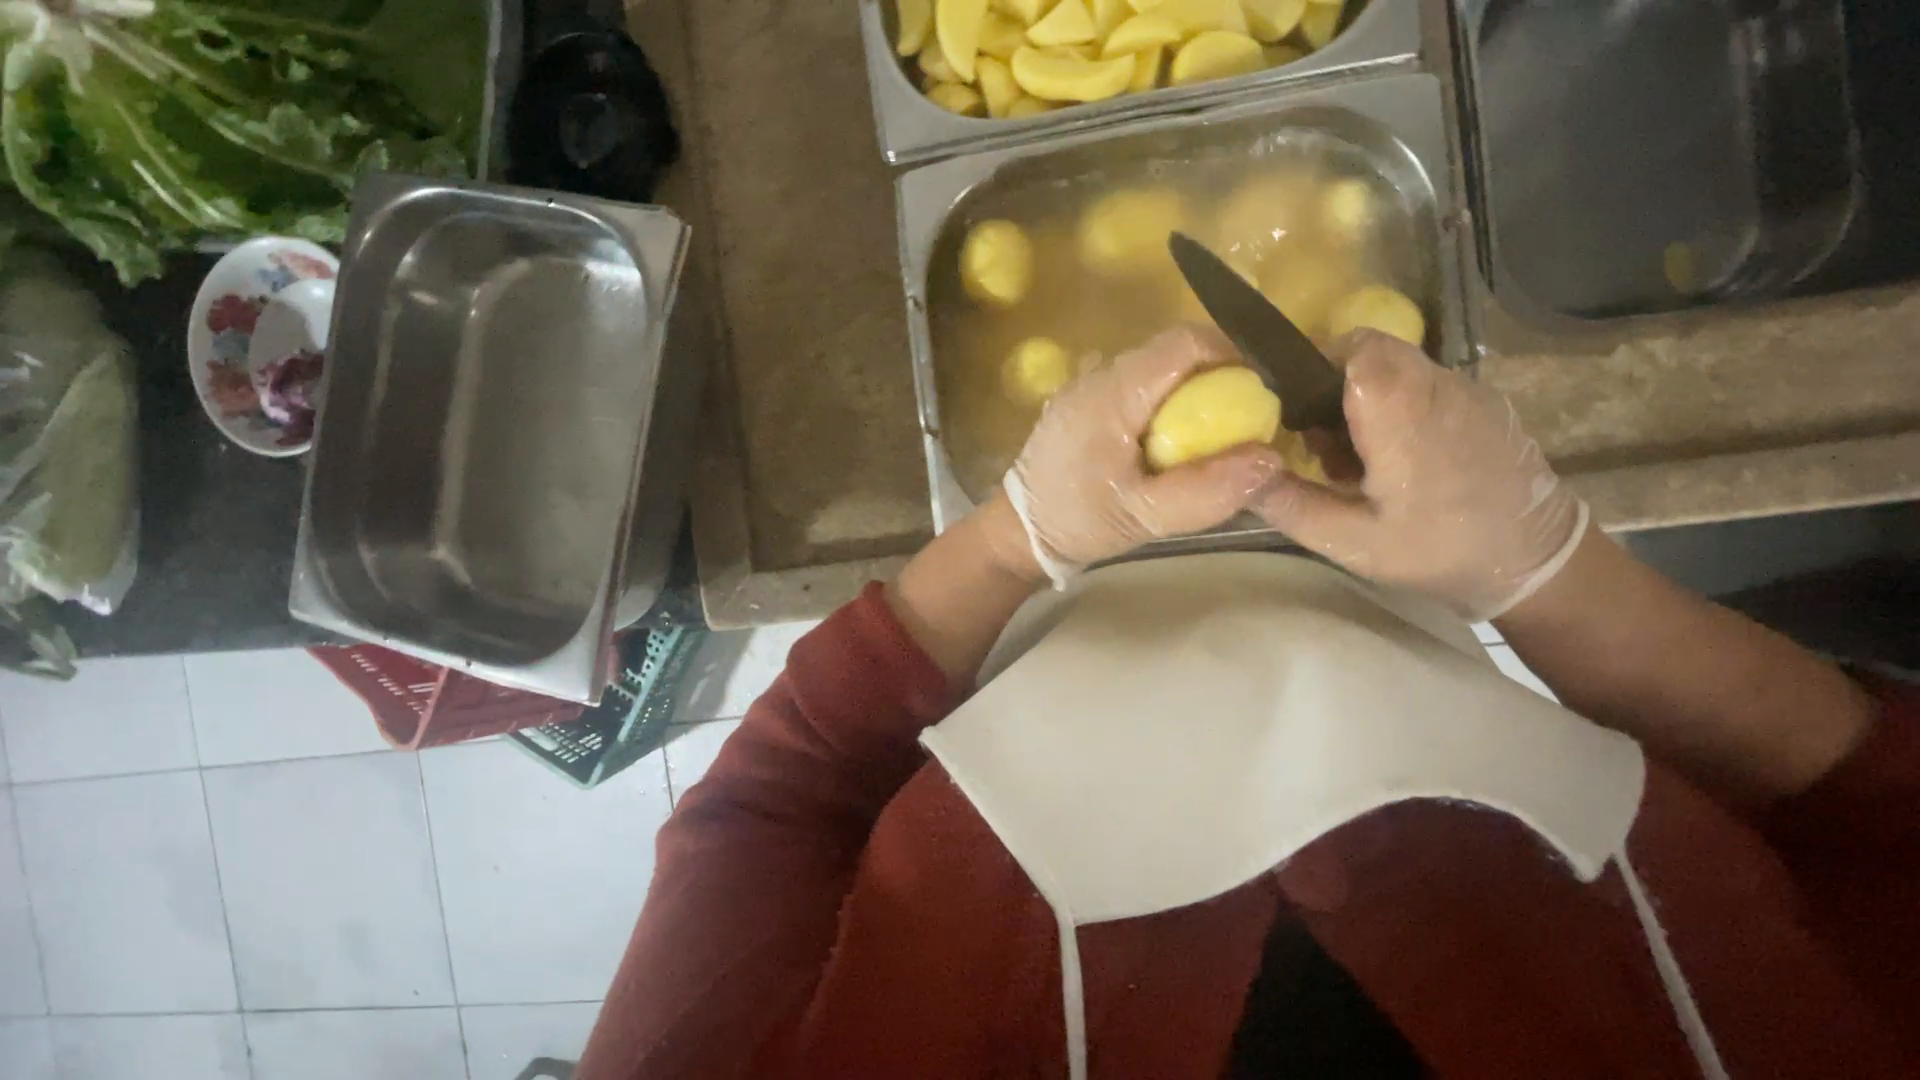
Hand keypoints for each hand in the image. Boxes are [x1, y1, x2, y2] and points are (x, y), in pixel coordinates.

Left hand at [1004, 326, 1287, 586]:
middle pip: (1174, 353)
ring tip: (1208, 437)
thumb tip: (1271, 458)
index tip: (1258, 395)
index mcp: (1113, 392)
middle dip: (1216, 379)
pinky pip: (1137, 387)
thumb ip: (1206, 490)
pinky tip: (1169, 444)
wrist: (1018, 532)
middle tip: (1240, 424)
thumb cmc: (1078, 521)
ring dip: (1189, 393)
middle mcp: (1099, 375)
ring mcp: (1087, 385)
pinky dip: (1164, 404)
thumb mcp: (1144, 516)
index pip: (1185, 342)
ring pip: (1157, 369)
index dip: (1232, 356)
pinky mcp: (1083, 402)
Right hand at [1253, 331, 1587, 620]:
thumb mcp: (1350, 541)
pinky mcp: (1486, 404)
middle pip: (1370, 351)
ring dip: (1367, 397)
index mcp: (1400, 409)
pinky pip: (1428, 385)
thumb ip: (1290, 503)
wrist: (1537, 563)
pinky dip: (1401, 407)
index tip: (1295, 407)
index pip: (1350, 346)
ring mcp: (1467, 390)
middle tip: (1323, 439)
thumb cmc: (1437, 550)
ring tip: (1360, 456)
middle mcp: (1436, 384)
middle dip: (1334, 384)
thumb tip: (1240, 475)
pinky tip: (1402, 459)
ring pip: (1399, 366)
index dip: (1314, 365)